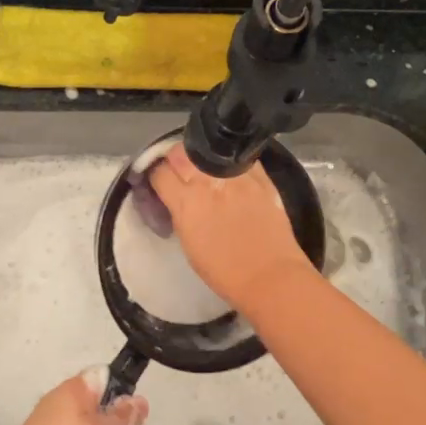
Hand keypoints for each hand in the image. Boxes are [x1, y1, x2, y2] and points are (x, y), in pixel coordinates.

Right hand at [146, 144, 310, 308]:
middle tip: (179, 172)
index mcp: (186, 202)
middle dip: (174, 159)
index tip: (159, 180)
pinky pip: (237, 158)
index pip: (159, 172)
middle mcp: (208, 182)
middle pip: (179, 152)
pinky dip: (229, 163)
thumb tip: (176, 198)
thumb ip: (179, 212)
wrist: (270, 275)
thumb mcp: (188, 241)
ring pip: (207, 149)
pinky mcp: (260, 176)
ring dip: (200, 157)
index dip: (155, 174)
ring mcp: (236, 176)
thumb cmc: (224, 271)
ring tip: (204, 169)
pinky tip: (230, 174)